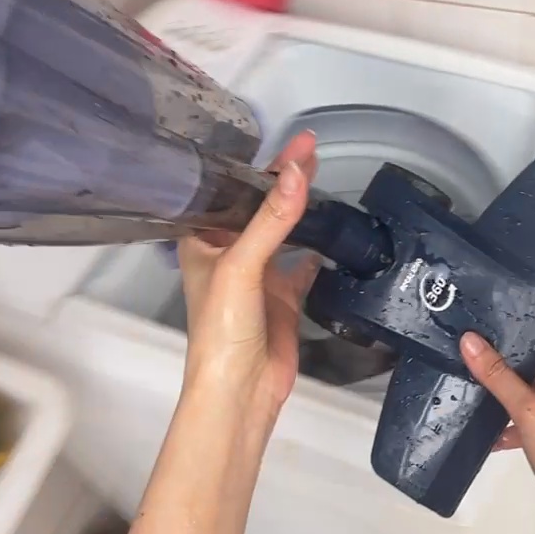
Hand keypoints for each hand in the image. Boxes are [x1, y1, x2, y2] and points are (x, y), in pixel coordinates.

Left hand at [177, 132, 320, 422]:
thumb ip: (271, 221)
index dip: (260, 167)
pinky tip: (330, 236)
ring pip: (283, 234)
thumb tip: (295, 174)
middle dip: (284, 180)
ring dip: (301, 210)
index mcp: (205, 243)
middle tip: (312, 149)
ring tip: (321, 179)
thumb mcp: (242, 267)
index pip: (233, 193)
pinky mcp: (283, 299)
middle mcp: (230, 256)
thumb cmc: (220, 333)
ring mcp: (258, 278)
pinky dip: (316, 252)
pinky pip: (302, 267)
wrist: (241, 390)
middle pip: (261, 209)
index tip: (293, 143)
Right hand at [459, 319, 534, 533]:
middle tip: (485, 343)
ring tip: (477, 378)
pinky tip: (487, 430)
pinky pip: (531, 418)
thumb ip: (499, 376)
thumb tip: (469, 340)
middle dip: (521, 353)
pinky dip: (512, 420)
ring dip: (512, 387)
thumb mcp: (529, 410)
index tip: (515, 317)